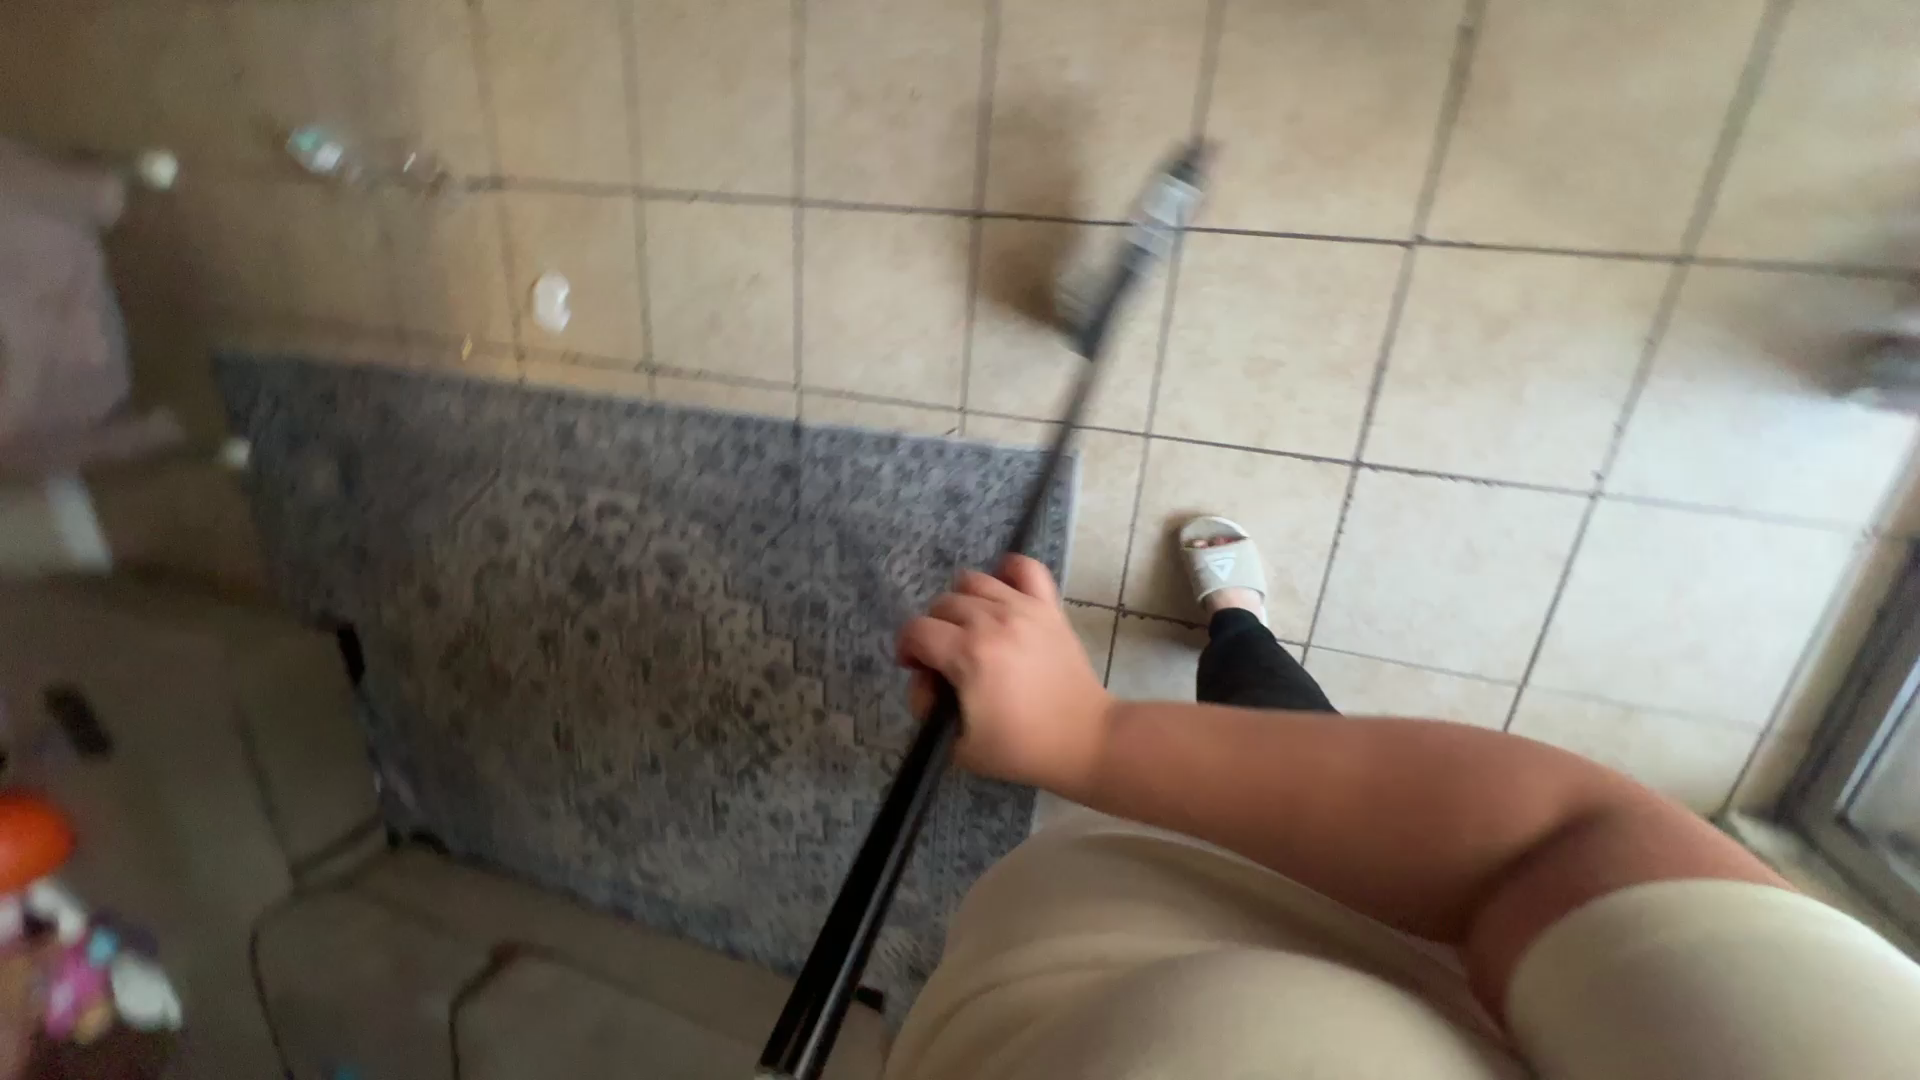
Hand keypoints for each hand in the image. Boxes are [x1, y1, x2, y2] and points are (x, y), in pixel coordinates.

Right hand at [895, 555, 1113, 790]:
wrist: (1085, 739)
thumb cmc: (1022, 747)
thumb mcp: (959, 744)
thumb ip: (928, 707)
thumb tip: (925, 679)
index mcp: (968, 654)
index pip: (916, 631)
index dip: (907, 649)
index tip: (918, 668)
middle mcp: (992, 621)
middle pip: (942, 605)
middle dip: (934, 630)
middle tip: (947, 659)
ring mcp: (1023, 608)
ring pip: (973, 581)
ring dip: (962, 603)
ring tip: (972, 629)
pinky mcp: (1049, 607)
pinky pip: (1025, 568)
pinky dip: (1008, 571)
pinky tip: (1003, 593)